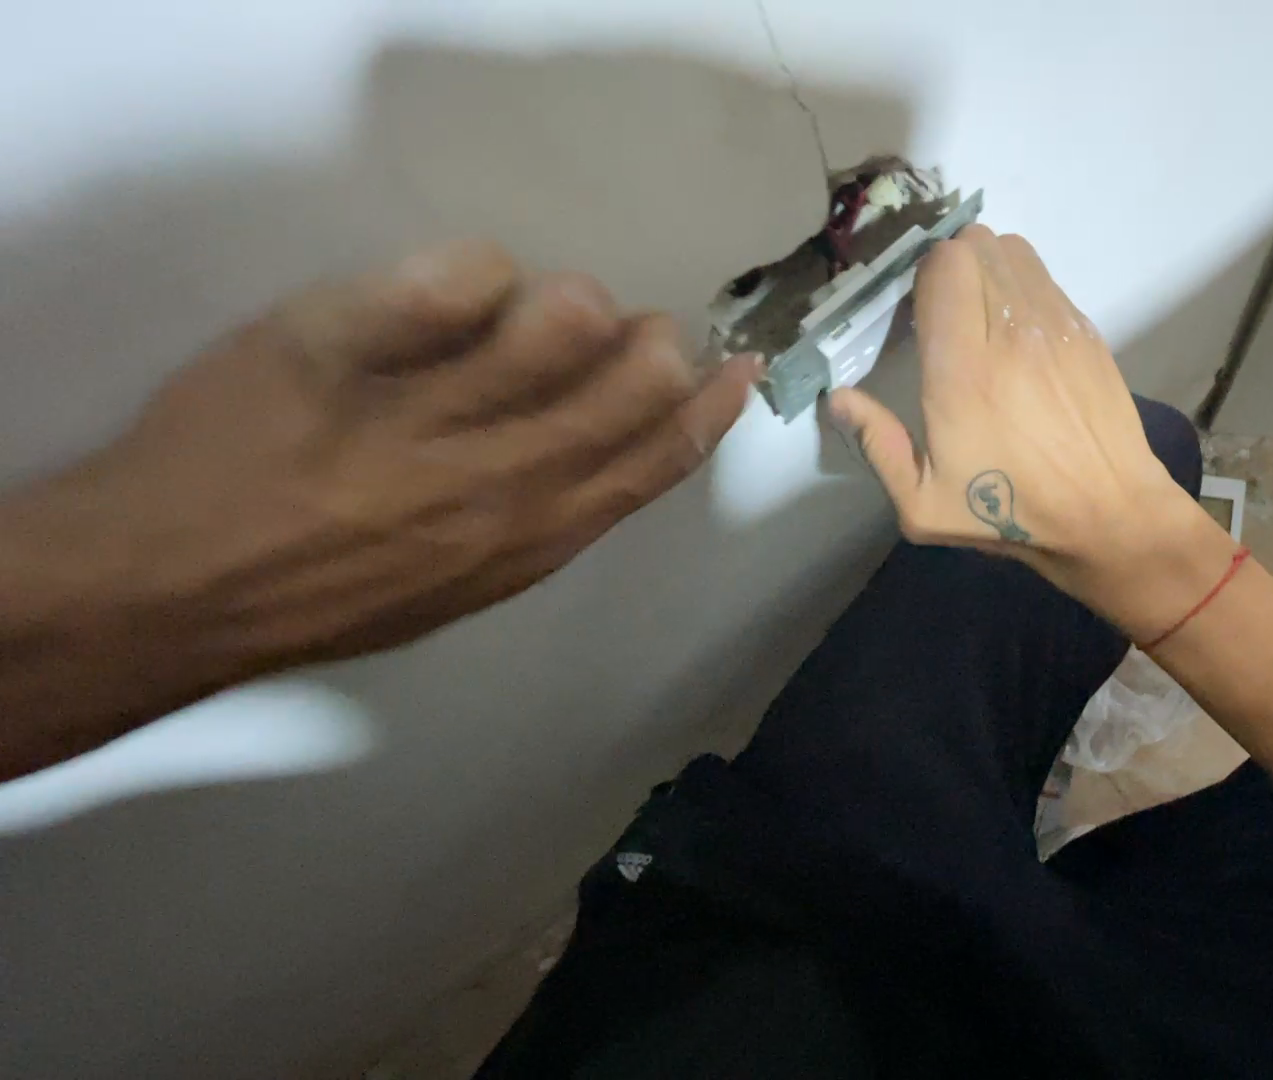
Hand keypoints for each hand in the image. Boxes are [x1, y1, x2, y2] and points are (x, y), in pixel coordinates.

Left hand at [36, 239, 758, 669]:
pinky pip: (453, 278)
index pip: (663, 457)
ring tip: (537, 314)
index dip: (715, 404)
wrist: (171, 589)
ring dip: (571, 306)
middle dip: (654, 342)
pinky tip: (458, 288)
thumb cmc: (345, 592)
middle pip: (637, 382)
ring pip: (563, 322)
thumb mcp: (485, 579)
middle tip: (631, 331)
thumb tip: (625, 442)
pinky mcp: (341, 349)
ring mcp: (429, 413)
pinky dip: (476, 269)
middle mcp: (511, 475)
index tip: (739, 364)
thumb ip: (564, 513)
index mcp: (547, 532)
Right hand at [828, 226, 1231, 640]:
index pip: (944, 266)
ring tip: (981, 316)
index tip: (916, 313)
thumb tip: (839, 398)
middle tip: (945, 312)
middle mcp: (1012, 334)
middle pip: (977, 246)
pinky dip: (1023, 288)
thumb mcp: (925, 505)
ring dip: (988, 270)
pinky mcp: (1087, 333)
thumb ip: (878, 446)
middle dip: (951, 267)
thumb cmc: (1013, 514)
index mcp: (963, 372)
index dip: (922, 277)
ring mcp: (1056, 327)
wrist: (1109, 515)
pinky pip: (1045, 278)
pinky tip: (1019, 334)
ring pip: (1014, 252)